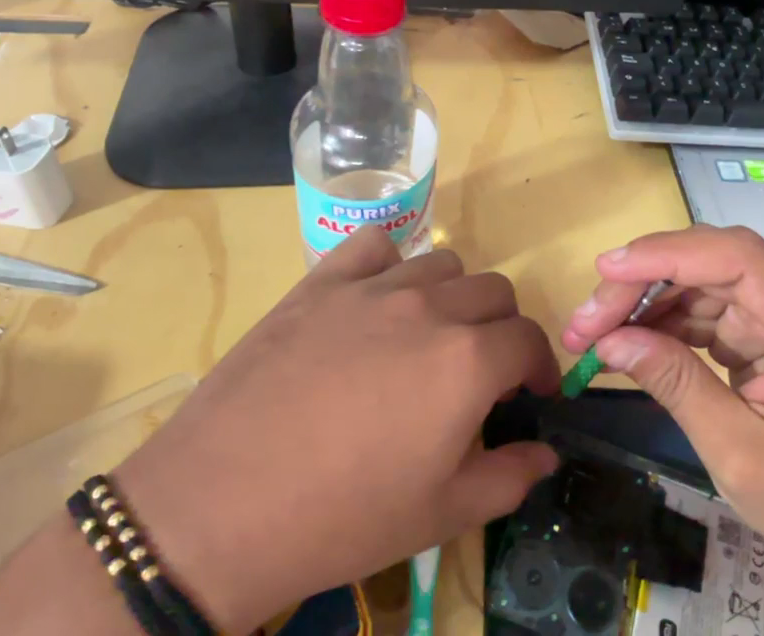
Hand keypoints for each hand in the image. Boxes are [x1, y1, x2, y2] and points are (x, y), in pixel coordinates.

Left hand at [114, 229, 560, 629]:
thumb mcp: (440, 515)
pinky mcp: (317, 285)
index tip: (529, 395)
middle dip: (502, 330)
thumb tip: (545, 453)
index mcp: (468, 362)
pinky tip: (375, 301)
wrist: (218, 509)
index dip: (539, 368)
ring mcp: (369, 290)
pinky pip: (372, 245)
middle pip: (494, 292)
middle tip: (481, 373)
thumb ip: (508, 477)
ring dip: (453, 297)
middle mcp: (428, 309)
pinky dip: (390, 262)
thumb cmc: (341, 519)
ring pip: (442, 265)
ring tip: (429, 338)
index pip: (529, 340)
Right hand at [561, 226, 763, 574]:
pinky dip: (665, 326)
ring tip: (591, 336)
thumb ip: (678, 387)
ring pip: (704, 284)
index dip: (667, 254)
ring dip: (646, 304)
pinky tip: (626, 345)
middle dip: (643, 282)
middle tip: (584, 322)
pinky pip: (710, 314)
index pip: (736, 258)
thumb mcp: (742, 456)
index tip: (605, 270)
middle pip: (713, 263)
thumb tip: (611, 341)